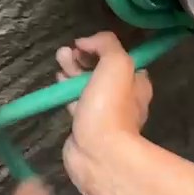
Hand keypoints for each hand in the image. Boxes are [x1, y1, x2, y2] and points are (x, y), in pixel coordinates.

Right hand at [56, 33, 151, 194]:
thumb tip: (85, 42)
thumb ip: (105, 44)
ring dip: (72, 69)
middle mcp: (123, 97)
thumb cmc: (110, 106)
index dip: (102, 49)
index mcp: (136, 83)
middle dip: (84, 57)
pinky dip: (66, 89)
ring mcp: (103, 113)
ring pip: (86, 85)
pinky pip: (76, 102)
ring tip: (59, 58)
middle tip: (66, 50)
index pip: (121, 59)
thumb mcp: (116, 63)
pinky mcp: (85, 126)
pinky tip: (57, 81)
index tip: (85, 45)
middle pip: (101, 70)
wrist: (98, 153)